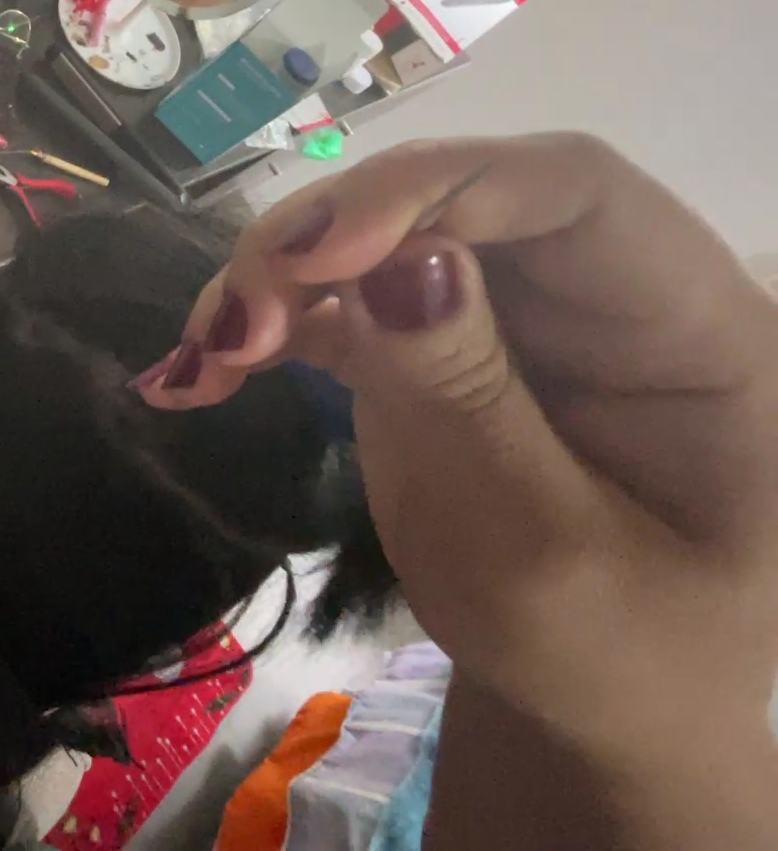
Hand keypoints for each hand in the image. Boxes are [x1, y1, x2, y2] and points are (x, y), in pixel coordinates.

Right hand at [134, 133, 777, 749]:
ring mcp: (492, 318)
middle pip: (436, 206)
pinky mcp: (415, 344)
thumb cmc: (589, 644)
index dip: (430, 193)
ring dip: (263, 292)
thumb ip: (465, 401)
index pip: (569, 193)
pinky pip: (322, 306)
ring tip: (203, 365)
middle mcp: (585, 299)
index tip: (305, 263)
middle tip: (225, 330)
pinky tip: (191, 379)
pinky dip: (250, 333)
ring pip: (359, 248)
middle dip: (312, 250)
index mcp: (691, 334)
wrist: (569, 689)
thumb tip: (393, 265)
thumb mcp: (531, 546)